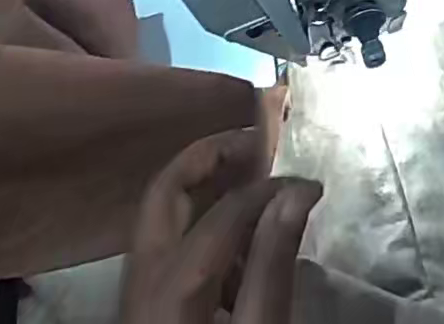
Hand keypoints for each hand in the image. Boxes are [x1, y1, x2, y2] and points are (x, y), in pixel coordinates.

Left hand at [119, 128, 320, 323]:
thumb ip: (274, 265)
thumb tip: (296, 192)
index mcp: (176, 282)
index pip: (229, 208)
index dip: (272, 187)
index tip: (310, 183)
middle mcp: (144, 270)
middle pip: (168, 186)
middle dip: (210, 154)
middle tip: (254, 143)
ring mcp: (133, 285)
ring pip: (159, 206)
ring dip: (199, 179)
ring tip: (246, 173)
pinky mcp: (139, 301)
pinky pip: (162, 235)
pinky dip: (194, 214)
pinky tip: (231, 233)